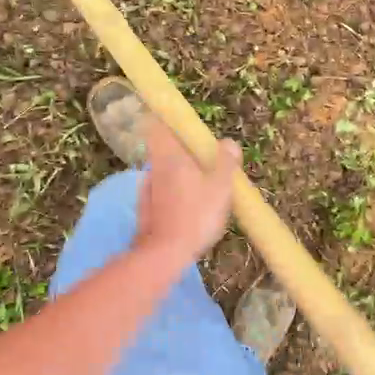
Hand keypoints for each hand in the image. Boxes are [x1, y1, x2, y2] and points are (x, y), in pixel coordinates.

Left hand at [134, 119, 240, 263]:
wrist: (165, 254)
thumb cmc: (196, 214)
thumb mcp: (221, 186)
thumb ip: (225, 162)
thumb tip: (228, 142)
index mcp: (170, 156)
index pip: (157, 126)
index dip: (166, 120)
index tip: (183, 124)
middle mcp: (155, 168)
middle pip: (162, 149)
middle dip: (181, 151)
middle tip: (205, 160)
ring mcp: (147, 190)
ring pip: (162, 172)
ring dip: (178, 174)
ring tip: (202, 186)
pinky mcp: (146, 210)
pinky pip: (161, 192)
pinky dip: (173, 193)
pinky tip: (189, 206)